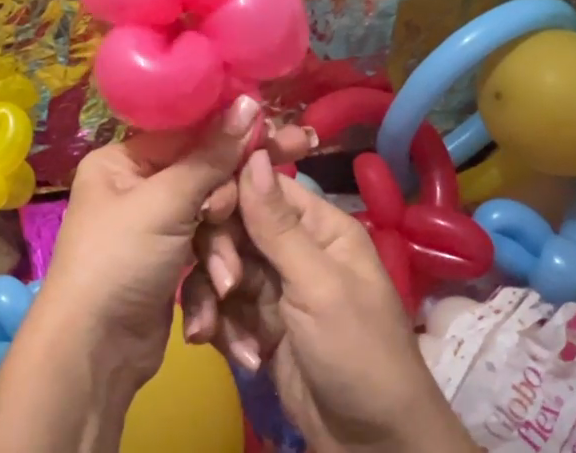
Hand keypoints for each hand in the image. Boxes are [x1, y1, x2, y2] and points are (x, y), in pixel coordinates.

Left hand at [35, 95, 310, 384]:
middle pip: (204, 174)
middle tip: (292, 180)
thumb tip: (249, 102)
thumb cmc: (120, 261)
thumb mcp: (166, 203)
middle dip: (236, 198)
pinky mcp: (170, 262)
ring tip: (223, 281)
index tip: (283, 131)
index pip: (187, 133)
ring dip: (222, 249)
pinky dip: (213, 270)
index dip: (235, 132)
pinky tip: (220, 293)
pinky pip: (205, 250)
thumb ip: (211, 156)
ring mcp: (154, 226)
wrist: (94, 351)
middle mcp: (136, 186)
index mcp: (122, 160)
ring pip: (211, 217)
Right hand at [185, 150, 477, 452]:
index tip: (204, 210)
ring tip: (218, 332)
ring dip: (215, 298)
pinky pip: (221, 305)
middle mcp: (293, 247)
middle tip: (224, 287)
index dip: (229, 193)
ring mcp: (272, 285)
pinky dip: (221, 326)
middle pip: (234, 225)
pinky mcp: (255, 321)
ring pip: (220, 266)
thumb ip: (278, 224)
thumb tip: (251, 152)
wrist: (371, 446)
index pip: (262, 187)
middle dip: (220, 256)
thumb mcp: (319, 286)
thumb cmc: (358, 353)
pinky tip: (232, 352)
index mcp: (319, 226)